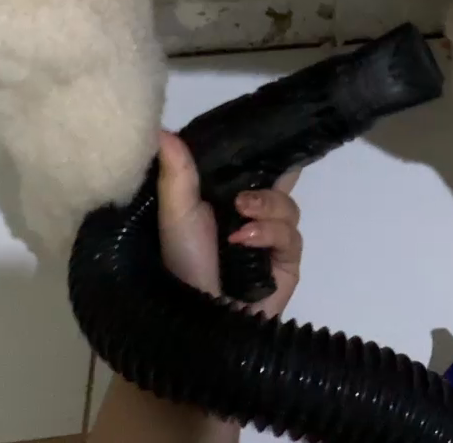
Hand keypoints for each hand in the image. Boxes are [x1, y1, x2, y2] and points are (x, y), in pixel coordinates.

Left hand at [154, 131, 302, 317]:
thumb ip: (176, 171)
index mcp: (226, 198)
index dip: (266, 149)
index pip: (254, 166)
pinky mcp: (287, 263)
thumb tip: (161, 128)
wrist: (196, 323)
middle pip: (282, 180)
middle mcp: (252, 214)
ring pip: (288, 205)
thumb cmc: (181, 263)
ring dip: (266, 205)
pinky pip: (291, 235)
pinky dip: (270, 232)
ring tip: (241, 216)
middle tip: (268, 166)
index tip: (272, 128)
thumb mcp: (175, 213)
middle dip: (280, 170)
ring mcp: (272, 239)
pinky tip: (246, 240)